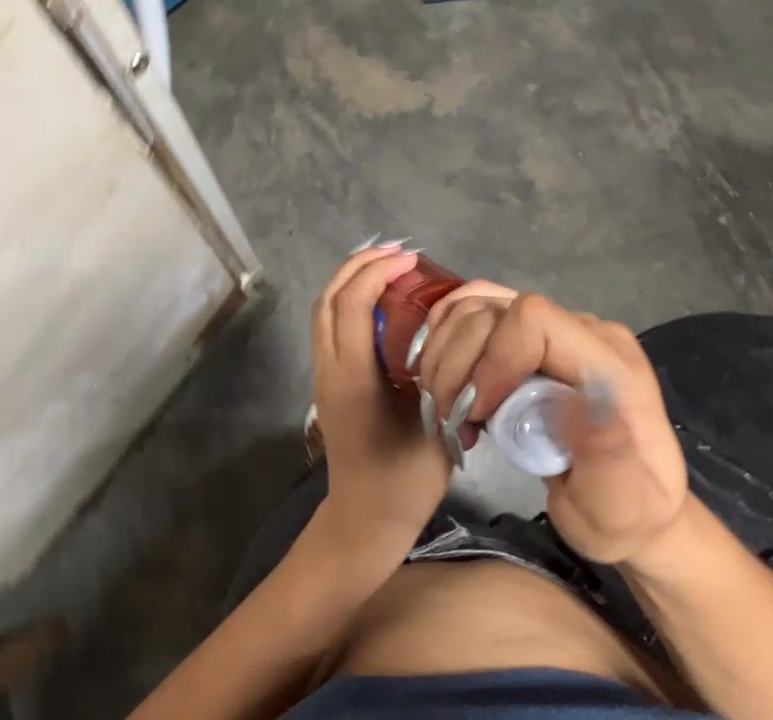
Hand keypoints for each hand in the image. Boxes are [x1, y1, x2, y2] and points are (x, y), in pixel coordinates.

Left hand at [309, 245, 452, 552]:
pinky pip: (328, 328)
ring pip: (323, 312)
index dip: (377, 273)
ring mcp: (322, 375)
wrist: (365, 519)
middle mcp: (329, 369)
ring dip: (349, 282)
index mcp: (353, 377)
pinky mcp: (326, 383)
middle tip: (396, 253)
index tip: (410, 260)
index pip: (352, 304)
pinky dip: (347, 303)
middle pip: (327, 298)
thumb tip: (450, 334)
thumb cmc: (404, 480)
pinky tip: (380, 305)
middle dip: (357, 266)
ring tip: (387, 269)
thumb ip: (437, 376)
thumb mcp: (433, 425)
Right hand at [417, 291, 688, 564]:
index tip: (479, 414)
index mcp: (608, 362)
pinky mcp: (527, 336)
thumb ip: (605, 455)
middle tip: (453, 421)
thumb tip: (577, 407)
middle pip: (490, 311)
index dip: (493, 359)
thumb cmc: (622, 511)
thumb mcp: (619, 502)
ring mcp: (551, 329)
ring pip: (471, 308)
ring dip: (443, 357)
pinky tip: (444, 380)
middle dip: (457, 365)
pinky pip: (470, 312)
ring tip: (448, 409)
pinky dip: (443, 341)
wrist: (629, 509)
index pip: (532, 319)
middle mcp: (580, 332)